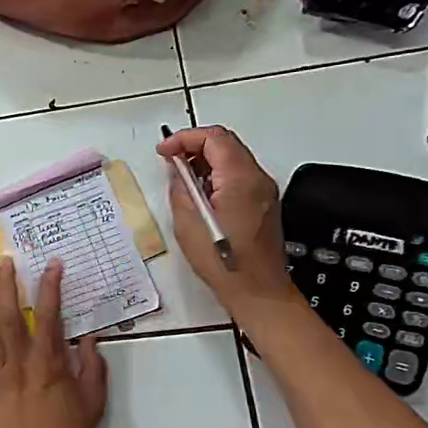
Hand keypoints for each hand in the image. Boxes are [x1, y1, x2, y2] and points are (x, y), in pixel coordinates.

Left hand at [0, 258, 108, 427]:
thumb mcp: (93, 403)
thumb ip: (92, 367)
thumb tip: (89, 337)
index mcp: (49, 365)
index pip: (48, 316)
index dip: (50, 287)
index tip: (52, 265)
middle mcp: (20, 362)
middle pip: (9, 314)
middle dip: (8, 284)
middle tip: (7, 261)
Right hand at [157, 125, 298, 317]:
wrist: (256, 288)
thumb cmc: (224, 260)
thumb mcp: (187, 222)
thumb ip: (181, 189)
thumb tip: (178, 172)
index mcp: (240, 179)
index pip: (214, 138)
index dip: (185, 138)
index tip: (164, 150)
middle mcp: (257, 179)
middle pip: (226, 144)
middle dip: (194, 145)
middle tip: (169, 158)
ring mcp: (263, 191)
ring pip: (233, 158)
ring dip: (205, 160)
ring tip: (180, 176)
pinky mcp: (262, 203)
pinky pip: (238, 176)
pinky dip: (216, 174)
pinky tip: (198, 191)